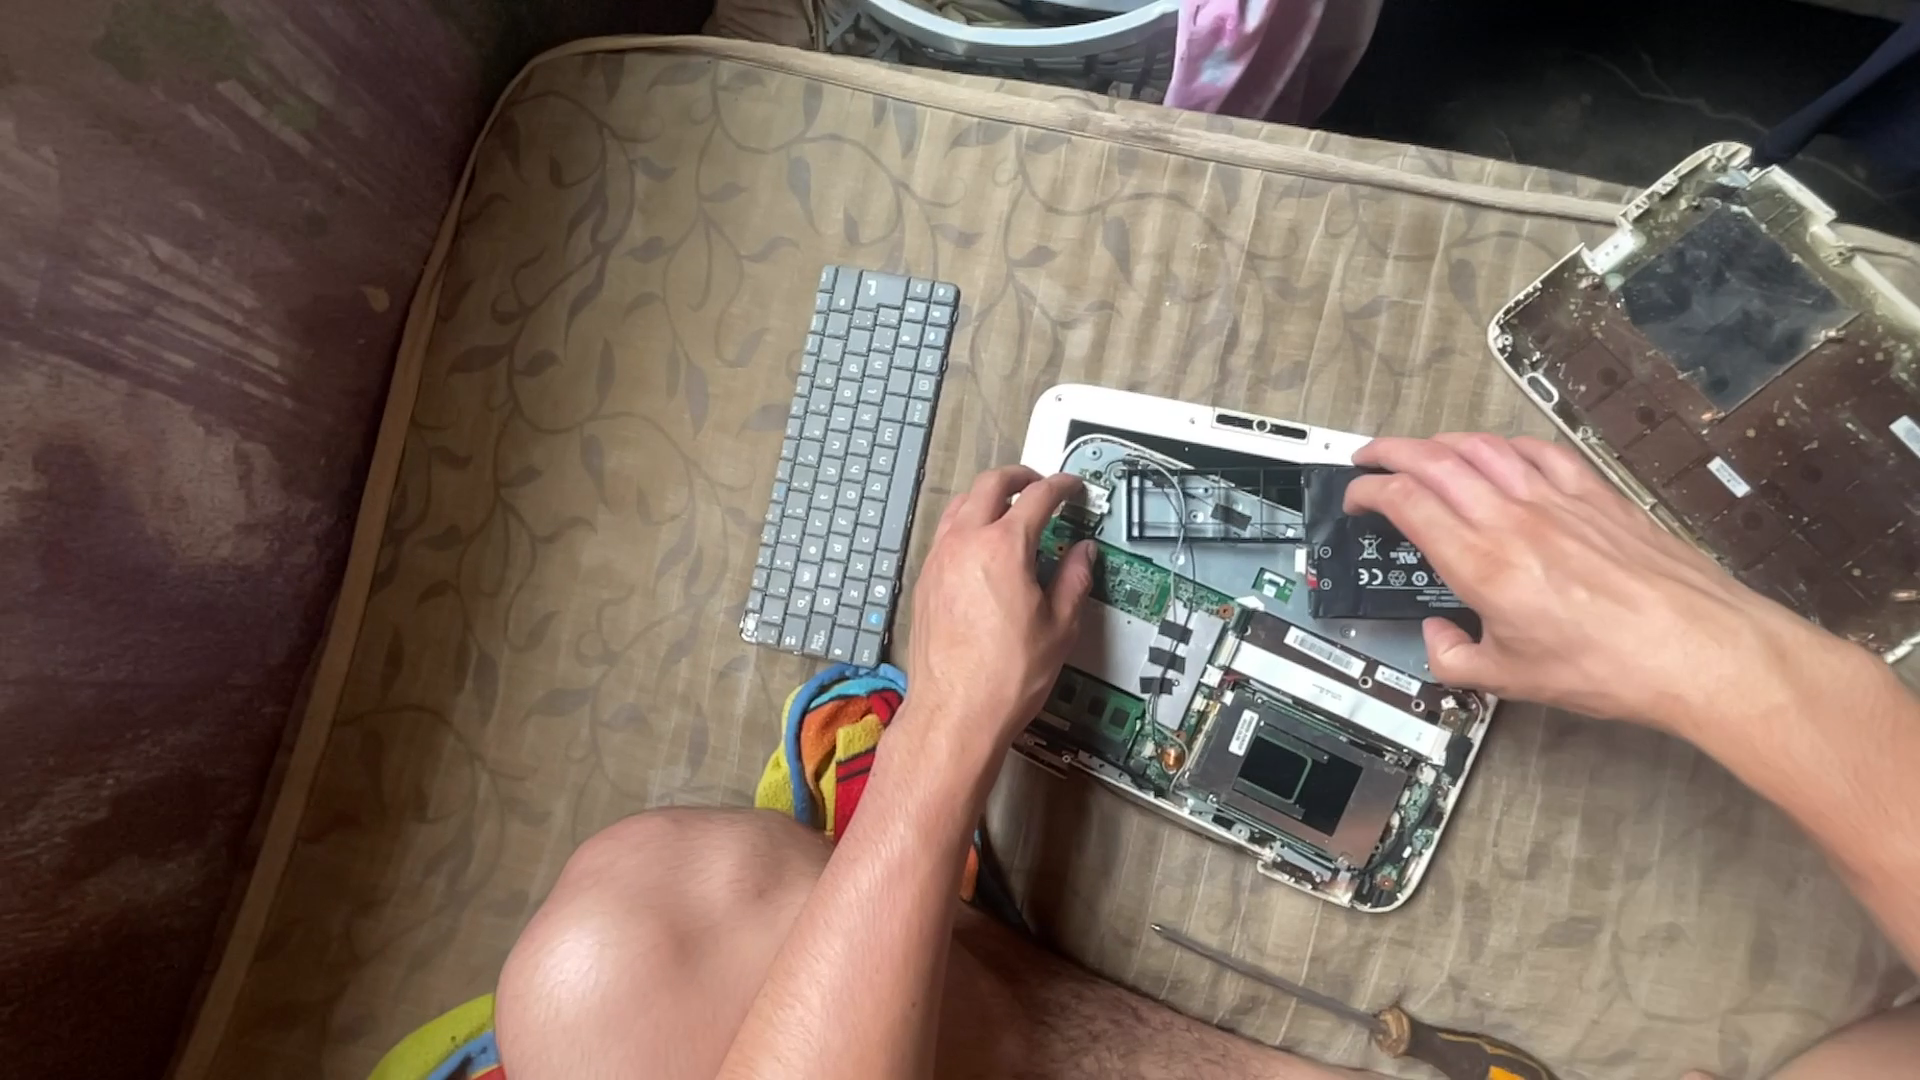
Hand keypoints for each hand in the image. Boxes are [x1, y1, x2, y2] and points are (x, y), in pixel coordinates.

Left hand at [899, 466, 1095, 757]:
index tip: (1072, 488)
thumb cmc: (1006, 676)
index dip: (1061, 486)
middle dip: (1019, 477)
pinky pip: (945, 532)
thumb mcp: (1059, 627)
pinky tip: (981, 544)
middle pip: (990, 484)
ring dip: (987, 496)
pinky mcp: (925, 579)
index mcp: (1002, 547)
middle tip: (1039, 485)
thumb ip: (1074, 579)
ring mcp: (938, 559)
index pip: (1037, 497)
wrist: (955, 711)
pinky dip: (966, 522)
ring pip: (960, 503)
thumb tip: (1083, 553)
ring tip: (1008, 509)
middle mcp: (964, 543)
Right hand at [1345, 433, 1844, 733]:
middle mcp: (1512, 522)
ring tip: (1421, 451)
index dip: (1368, 491)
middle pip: (1433, 460)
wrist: (1704, 655)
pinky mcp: (1597, 498)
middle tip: (1368, 458)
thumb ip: (1450, 657)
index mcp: (1480, 563)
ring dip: (1440, 442)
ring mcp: (1556, 503)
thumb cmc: (1612, 666)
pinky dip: (1506, 445)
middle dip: (1389, 452)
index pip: (1404, 501)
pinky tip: (1497, 453)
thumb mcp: (1506, 678)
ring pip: (1482, 447)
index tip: (1356, 499)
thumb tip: (1437, 637)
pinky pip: (1541, 452)